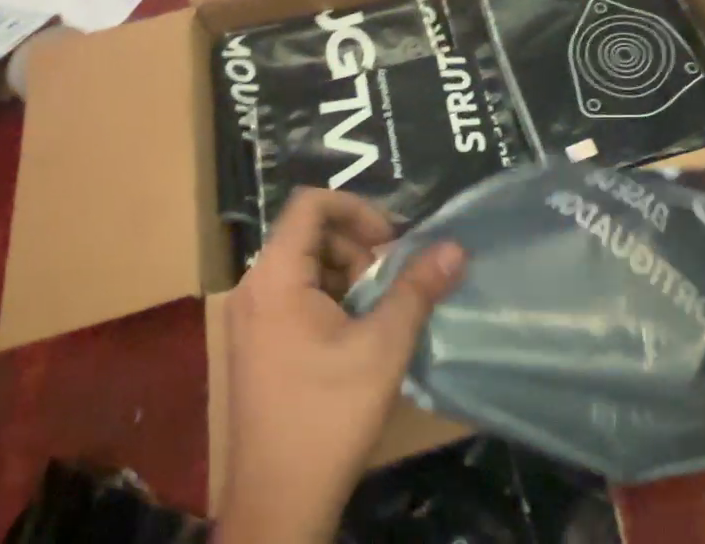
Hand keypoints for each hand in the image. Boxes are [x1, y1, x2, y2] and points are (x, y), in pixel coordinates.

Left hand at [216, 189, 464, 543]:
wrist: (278, 500)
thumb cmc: (329, 414)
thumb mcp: (384, 346)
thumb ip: (418, 289)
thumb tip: (455, 247)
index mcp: (275, 277)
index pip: (311, 204)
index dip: (358, 209)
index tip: (393, 243)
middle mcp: (253, 287)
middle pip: (309, 234)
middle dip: (359, 248)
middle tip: (393, 284)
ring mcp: (250, 318)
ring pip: (305, 267)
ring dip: (349, 276)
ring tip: (381, 314)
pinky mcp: (255, 344)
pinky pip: (295, 297)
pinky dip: (331, 300)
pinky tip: (358, 337)